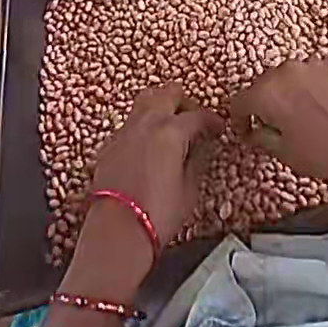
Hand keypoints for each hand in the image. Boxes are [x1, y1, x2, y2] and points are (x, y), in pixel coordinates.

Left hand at [69, 84, 221, 296]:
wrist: (116, 233)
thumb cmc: (157, 214)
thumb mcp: (190, 189)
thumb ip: (196, 159)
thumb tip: (199, 148)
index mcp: (170, 130)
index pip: (198, 115)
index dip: (212, 121)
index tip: (218, 128)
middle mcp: (145, 123)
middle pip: (167, 93)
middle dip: (184, 101)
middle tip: (194, 118)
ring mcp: (124, 132)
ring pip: (144, 103)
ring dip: (161, 108)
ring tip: (172, 128)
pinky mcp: (109, 146)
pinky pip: (130, 124)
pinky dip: (144, 126)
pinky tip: (150, 146)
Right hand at [228, 59, 327, 191]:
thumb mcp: (286, 154)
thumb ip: (262, 137)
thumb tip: (255, 130)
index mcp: (267, 93)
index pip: (239, 101)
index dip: (239, 119)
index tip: (245, 131)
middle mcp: (285, 70)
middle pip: (263, 85)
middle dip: (264, 104)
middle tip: (273, 127)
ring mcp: (312, 64)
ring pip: (288, 78)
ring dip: (288, 94)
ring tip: (301, 118)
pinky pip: (312, 75)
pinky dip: (310, 88)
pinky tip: (323, 109)